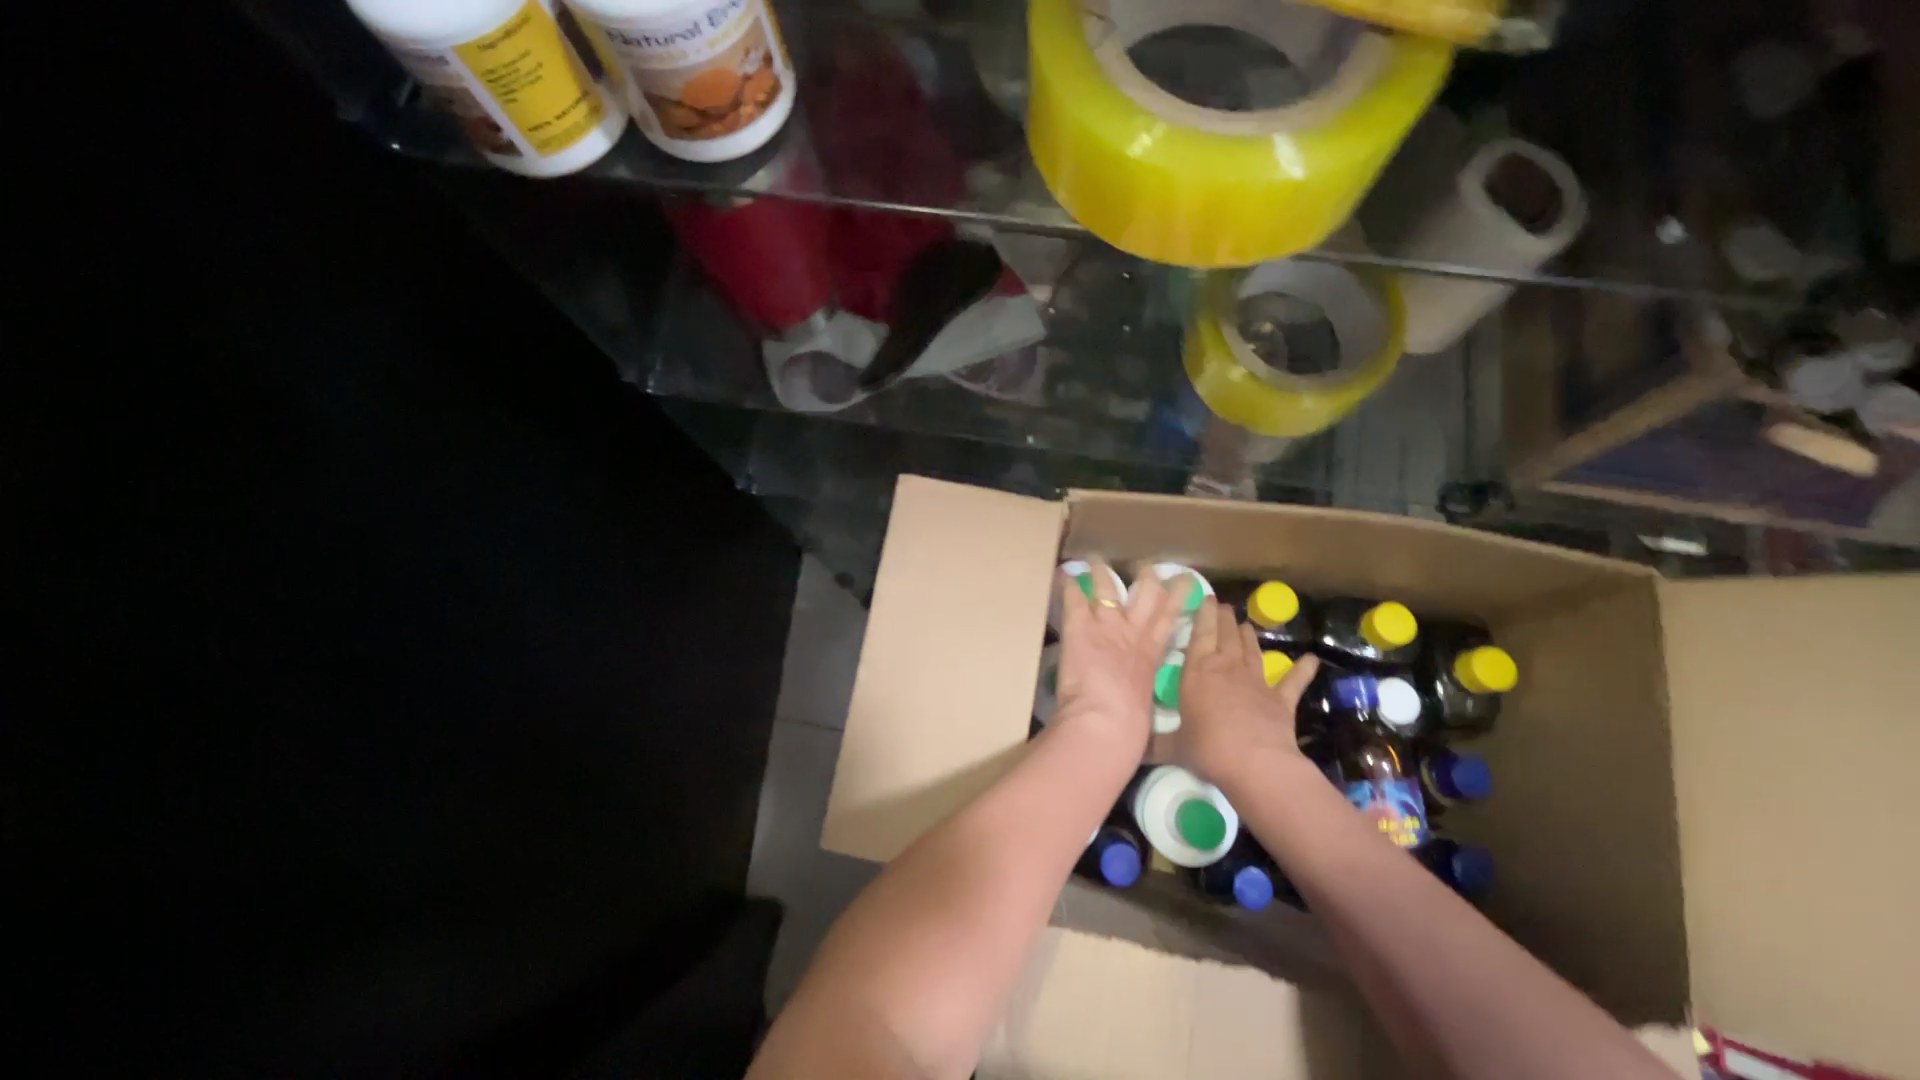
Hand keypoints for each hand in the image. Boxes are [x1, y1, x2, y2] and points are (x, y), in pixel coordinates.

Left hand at [1052, 558, 1185, 757]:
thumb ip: (1144, 708)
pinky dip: (1068, 586)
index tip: (1185, 583)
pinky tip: (1063, 574)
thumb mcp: (1146, 714)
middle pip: (1147, 595)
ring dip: (1102, 573)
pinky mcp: (1080, 627)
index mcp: (1153, 654)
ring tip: (1097, 560)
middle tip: (1148, 566)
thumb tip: (1147, 732)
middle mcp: (1134, 633)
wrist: (1106, 722)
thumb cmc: (1130, 728)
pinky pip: (1074, 598)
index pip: (1170, 619)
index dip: (1178, 599)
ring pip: (1107, 588)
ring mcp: (1107, 626)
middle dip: (1149, 578)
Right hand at [1173, 597, 1320, 789]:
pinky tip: (1311, 659)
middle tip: (1223, 606)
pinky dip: (1302, 669)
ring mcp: (1256, 681)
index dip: (1203, 615)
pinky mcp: (1280, 699)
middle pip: (1226, 635)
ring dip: (1249, 636)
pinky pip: (1293, 680)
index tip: (1206, 598)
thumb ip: (1154, 744)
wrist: (1253, 763)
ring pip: (1252, 650)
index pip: (1199, 635)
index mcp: (1197, 672)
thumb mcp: (1172, 747)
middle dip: (1223, 618)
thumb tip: (1130, 749)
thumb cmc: (1207, 749)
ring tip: (1246, 624)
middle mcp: (1226, 668)